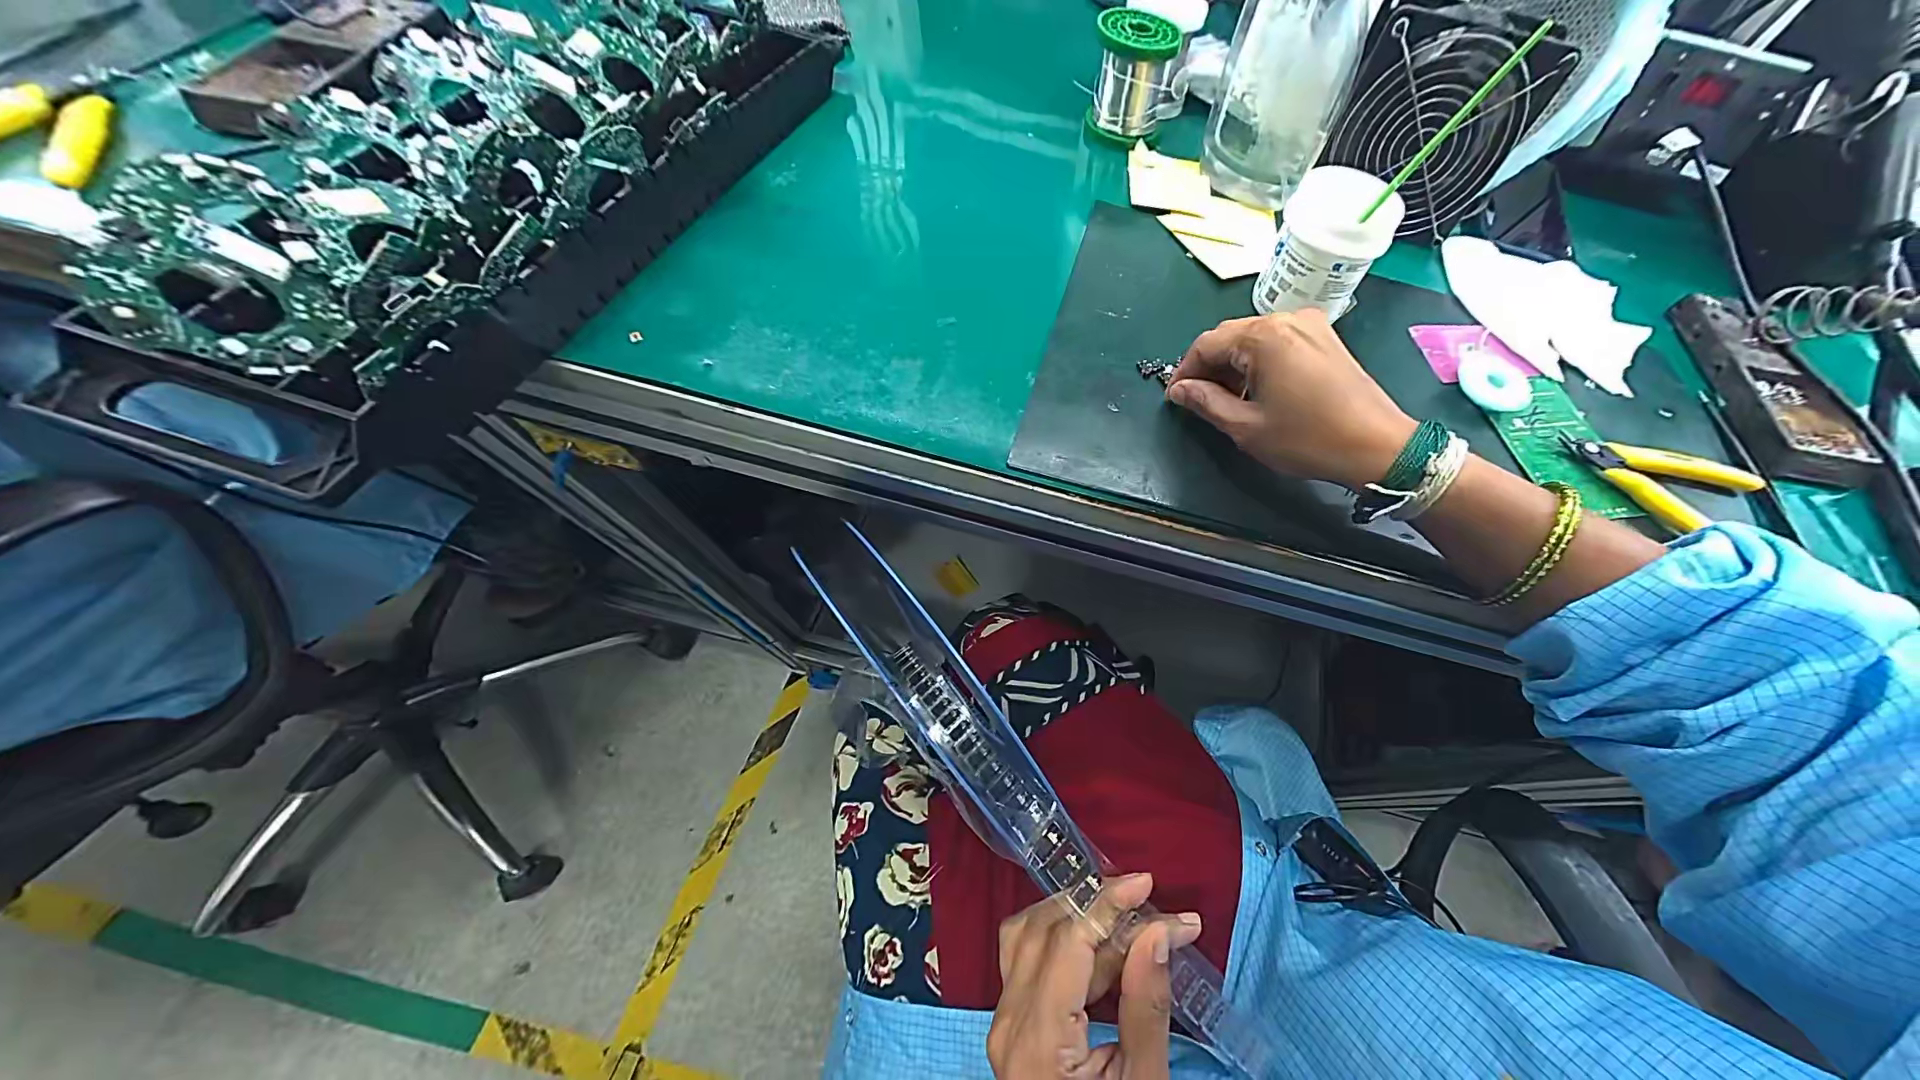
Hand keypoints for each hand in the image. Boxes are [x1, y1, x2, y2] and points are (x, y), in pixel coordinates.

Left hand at [987, 873, 1202, 1078]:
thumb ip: (1145, 1006)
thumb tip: (1156, 932)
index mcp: (1036, 1041)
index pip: (1067, 943)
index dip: (1106, 903)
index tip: (1147, 884)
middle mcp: (1006, 1023)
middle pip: (1043, 932)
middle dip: (1098, 909)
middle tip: (1153, 912)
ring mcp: (1002, 1024)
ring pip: (1029, 938)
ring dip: (1078, 919)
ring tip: (1132, 924)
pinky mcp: (1010, 1027)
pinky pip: (1029, 962)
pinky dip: (1067, 944)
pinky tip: (1106, 950)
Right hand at [1165, 310, 1417, 489]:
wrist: (1376, 446)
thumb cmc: (1307, 438)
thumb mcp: (1244, 426)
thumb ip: (1205, 402)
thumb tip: (1180, 390)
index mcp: (1264, 336)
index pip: (1206, 344)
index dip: (1184, 371)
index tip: (1175, 397)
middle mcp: (1287, 320)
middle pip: (1229, 336)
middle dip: (1209, 367)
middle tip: (1198, 401)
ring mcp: (1310, 326)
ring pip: (1253, 339)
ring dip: (1233, 366)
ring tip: (1227, 401)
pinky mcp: (1325, 339)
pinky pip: (1277, 343)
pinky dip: (1258, 363)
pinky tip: (1257, 391)